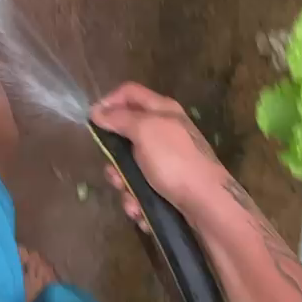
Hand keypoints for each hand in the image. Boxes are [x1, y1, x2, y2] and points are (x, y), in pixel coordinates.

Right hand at [91, 83, 237, 225]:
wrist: (208, 204)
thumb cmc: (175, 161)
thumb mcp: (144, 131)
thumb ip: (119, 118)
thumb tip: (96, 111)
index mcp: (162, 110)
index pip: (128, 93)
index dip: (108, 102)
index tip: (93, 122)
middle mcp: (163, 131)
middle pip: (124, 134)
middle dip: (114, 158)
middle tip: (114, 171)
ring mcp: (165, 160)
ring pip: (129, 166)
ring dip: (124, 184)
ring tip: (131, 198)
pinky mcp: (166, 184)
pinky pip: (140, 187)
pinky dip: (136, 199)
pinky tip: (140, 209)